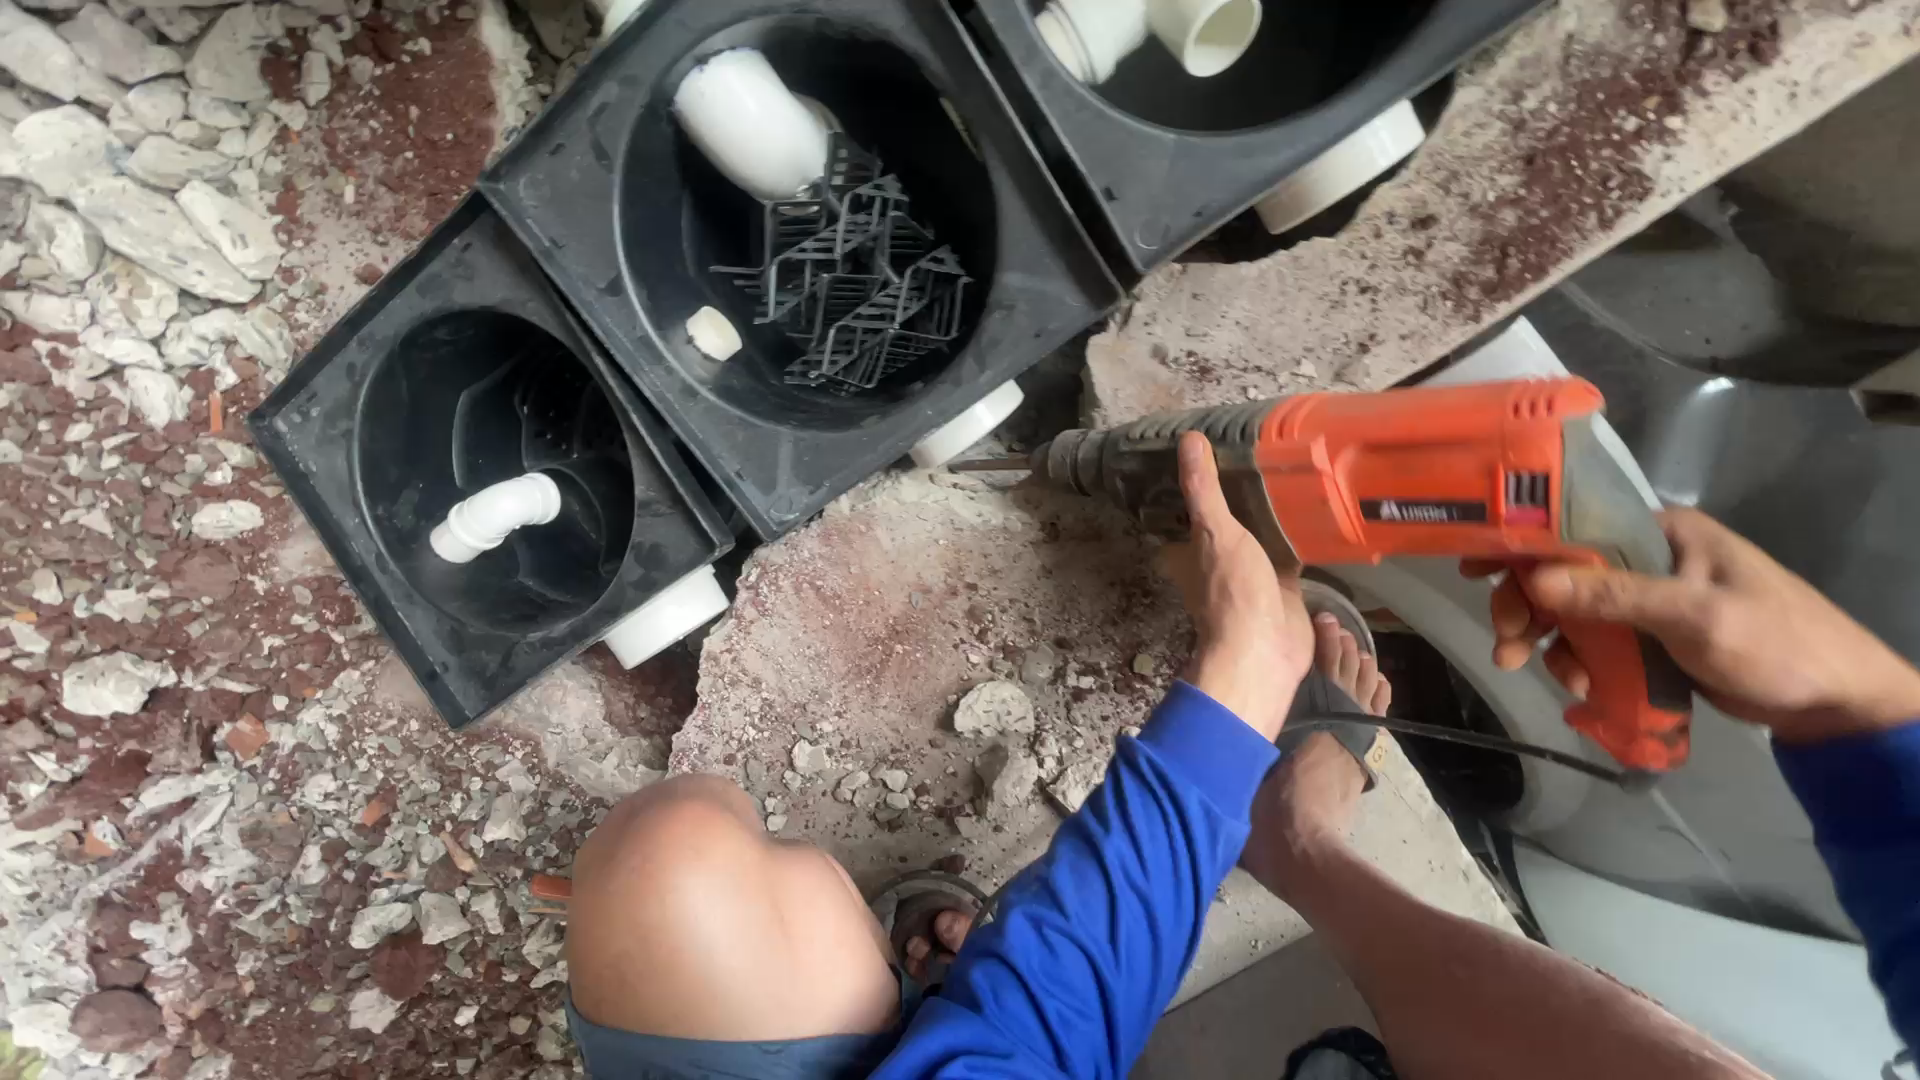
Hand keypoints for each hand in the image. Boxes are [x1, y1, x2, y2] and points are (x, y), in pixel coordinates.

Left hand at [1158, 432, 1315, 739]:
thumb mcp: (1214, 531)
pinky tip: (1315, 505)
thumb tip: (1188, 439)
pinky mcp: (1281, 582)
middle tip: (1260, 450)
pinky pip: (1288, 549)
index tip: (1209, 445)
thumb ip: (1203, 489)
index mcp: (1184, 548)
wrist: (1265, 648)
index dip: (1193, 479)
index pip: (1183, 505)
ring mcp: (1248, 570)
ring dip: (1269, 511)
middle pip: (1224, 516)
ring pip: (1257, 532)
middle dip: (1238, 491)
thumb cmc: (1231, 591)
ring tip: (1289, 467)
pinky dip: (1298, 533)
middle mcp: (1212, 558)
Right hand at [1468, 507, 1919, 743]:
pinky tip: (1583, 686)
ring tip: (1537, 672)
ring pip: (1565, 611)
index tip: (1474, 569)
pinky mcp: (1642, 633)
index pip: (1570, 527)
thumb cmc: (1780, 644)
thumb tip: (1534, 580)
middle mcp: (1643, 557)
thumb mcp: (1698, 616)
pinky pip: (1587, 640)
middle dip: (1525, 608)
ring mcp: (1641, 597)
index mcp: (1659, 533)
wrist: (1838, 706)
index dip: (1518, 546)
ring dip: (1544, 642)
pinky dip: (1574, 662)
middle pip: (1557, 574)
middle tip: (1507, 642)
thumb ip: (1616, 596)